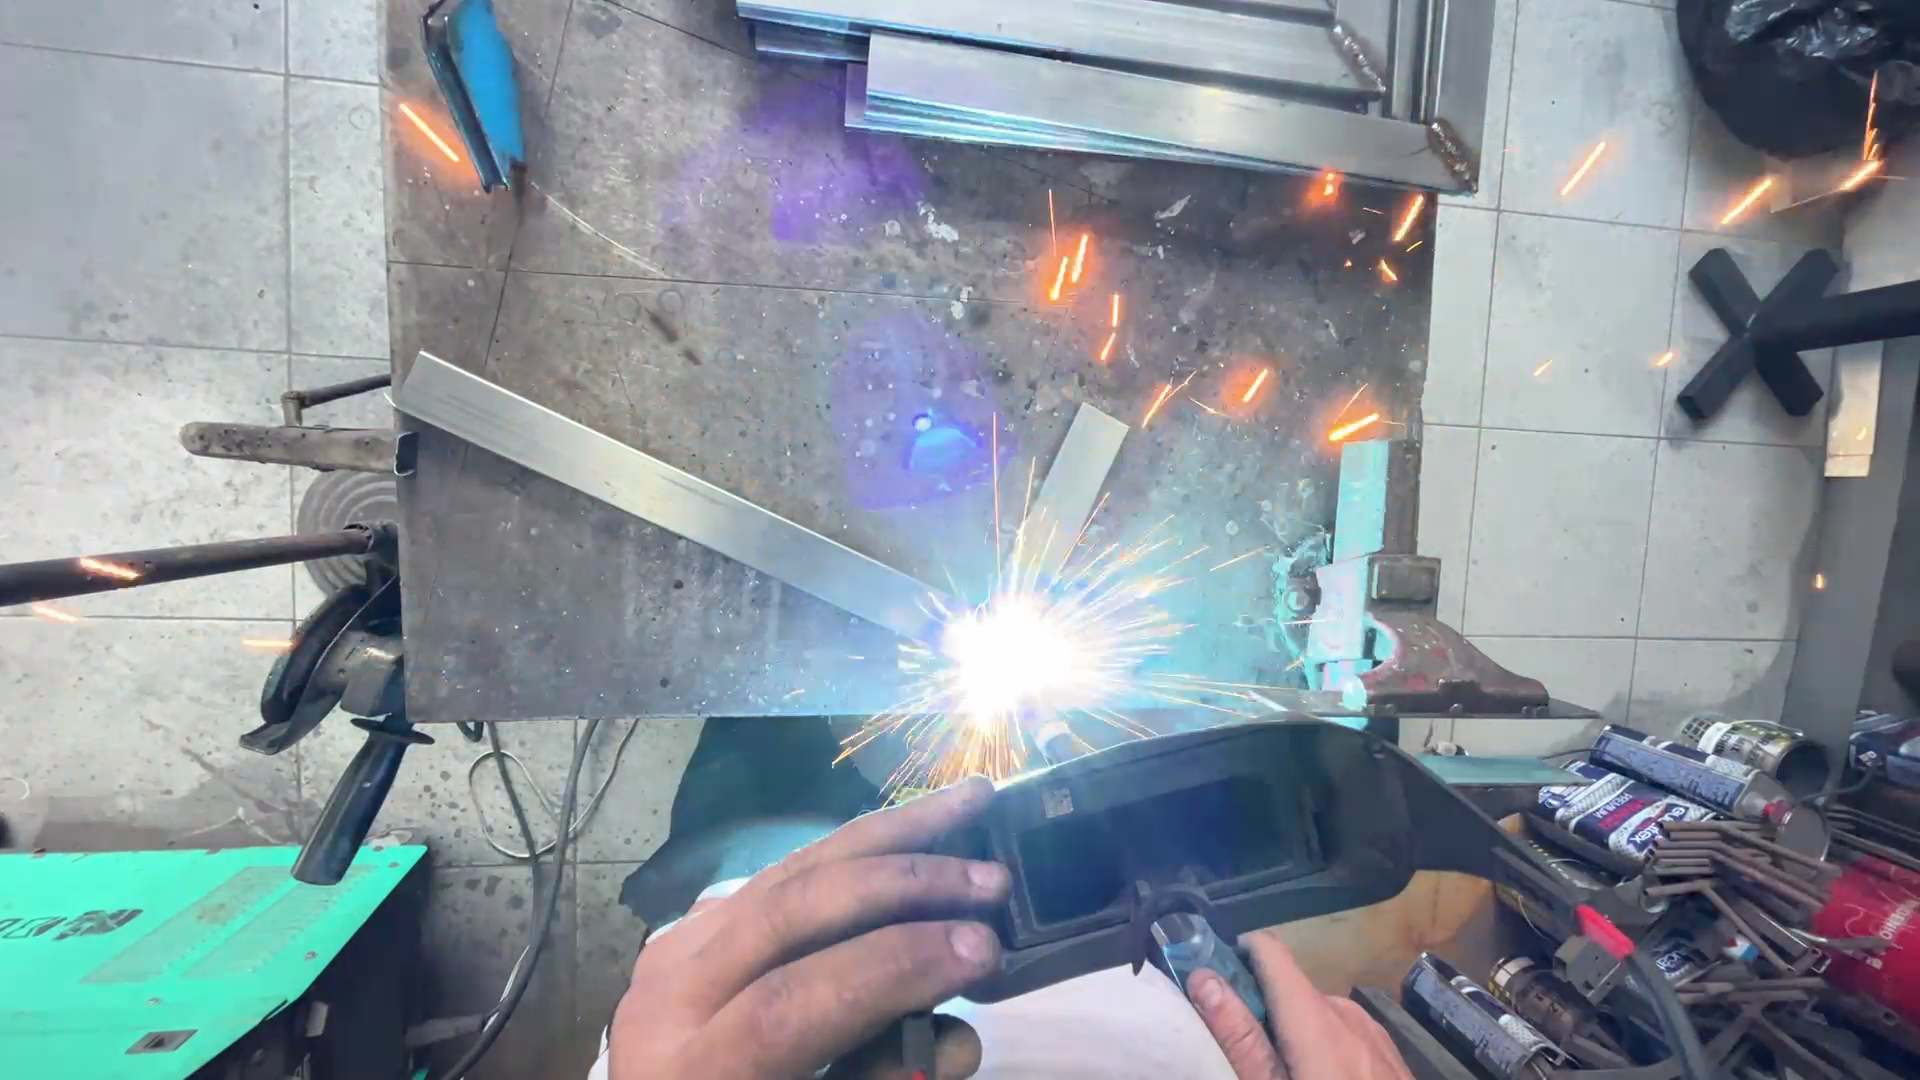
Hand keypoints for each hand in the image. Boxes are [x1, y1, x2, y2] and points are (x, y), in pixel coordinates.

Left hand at [609, 777, 1011, 1079]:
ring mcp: (680, 942)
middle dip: (906, 881)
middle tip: (992, 877)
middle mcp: (674, 990)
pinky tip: (910, 830)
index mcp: (694, 1070)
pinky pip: (789, 869)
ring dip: (893, 833)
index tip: (983, 947)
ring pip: (797, 861)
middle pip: (795, 904)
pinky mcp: (697, 918)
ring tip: (968, 802)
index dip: (894, 966)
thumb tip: (955, 1034)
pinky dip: (858, 849)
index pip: (794, 1001)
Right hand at [1186, 933, 1412, 1079]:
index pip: (1268, 949)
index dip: (1235, 958)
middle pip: (1288, 988)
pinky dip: (1323, 1052)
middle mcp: (1348, 1015)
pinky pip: (1345, 1037)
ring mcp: (1377, 1038)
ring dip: (1293, 1036)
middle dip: (1262, 1012)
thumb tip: (1203, 977)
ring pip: (1315, 1015)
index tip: (1216, 989)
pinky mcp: (1393, 1062)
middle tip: (1249, 1063)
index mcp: (1318, 1020)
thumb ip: (1240, 1039)